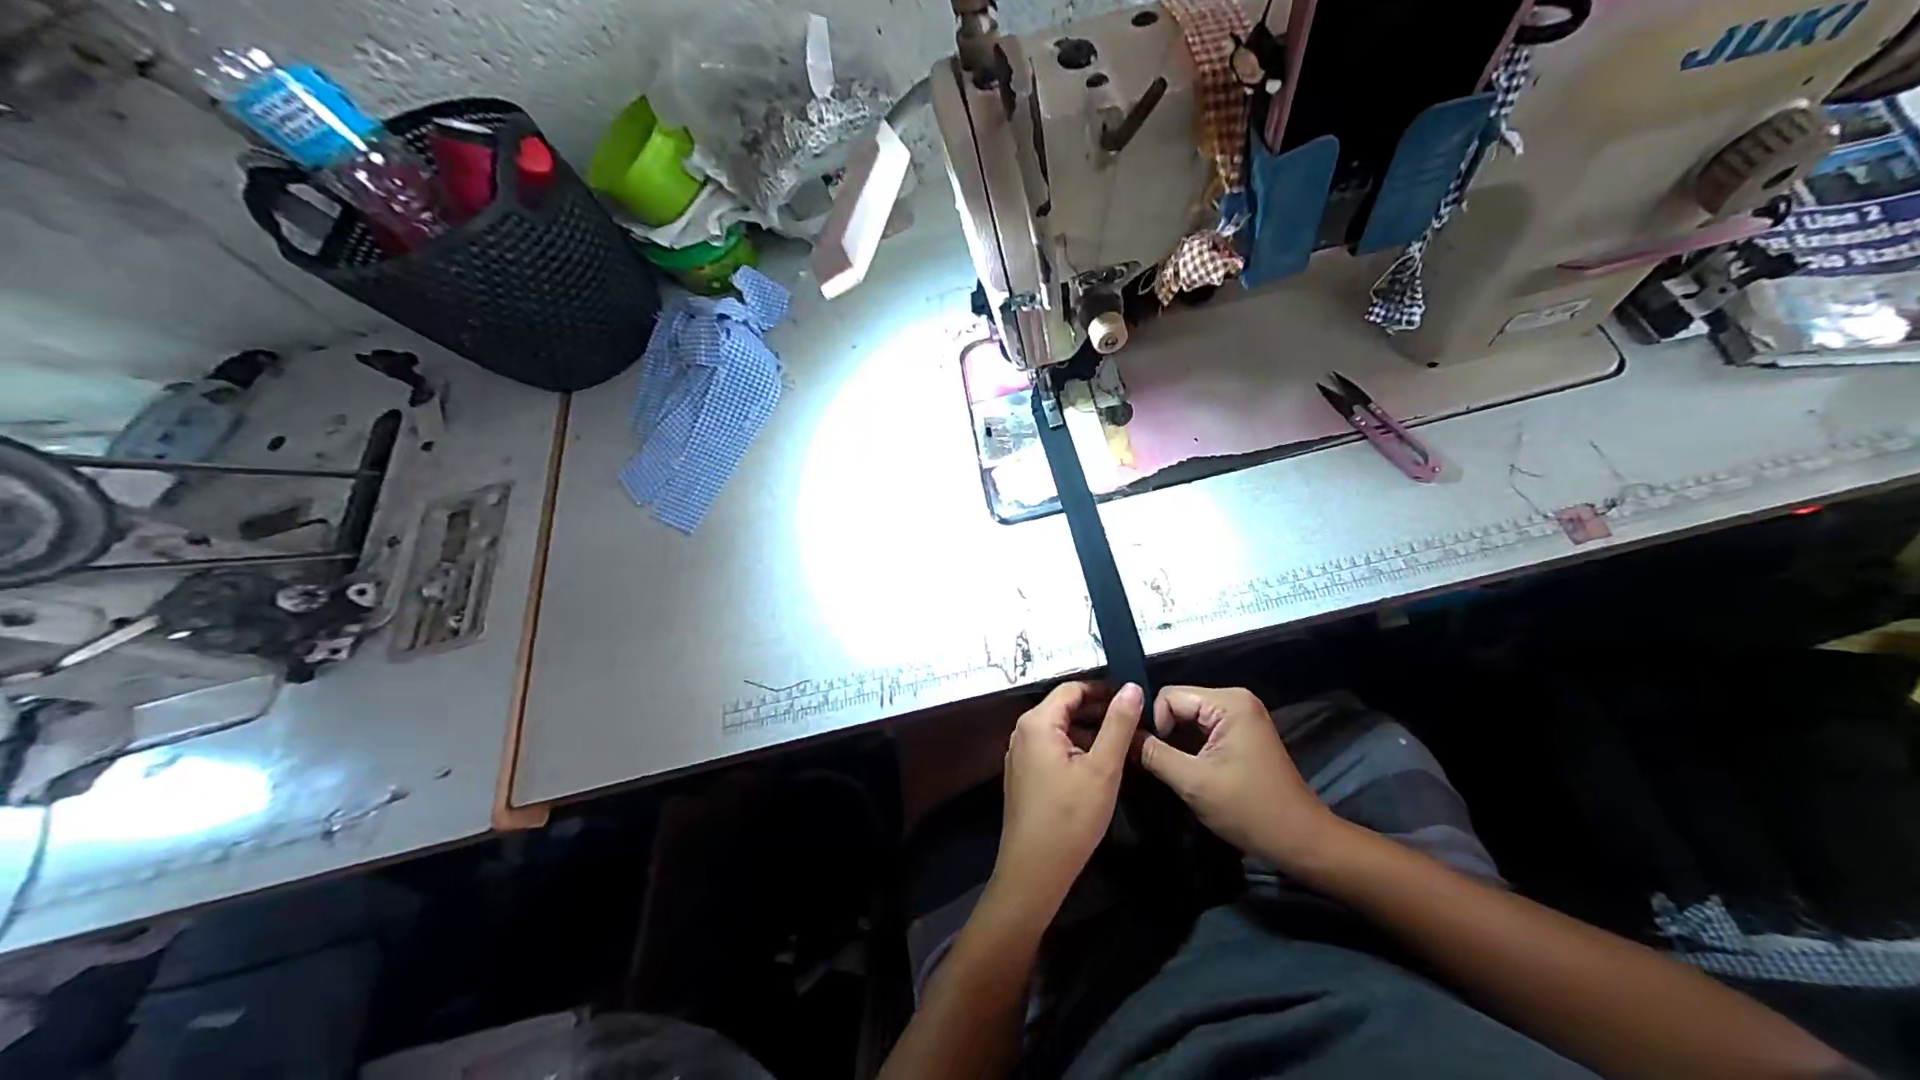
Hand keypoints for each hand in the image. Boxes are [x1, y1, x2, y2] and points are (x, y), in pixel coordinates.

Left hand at [988, 681, 1142, 919]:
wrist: (1035, 869)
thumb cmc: (1070, 817)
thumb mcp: (1103, 768)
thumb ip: (1118, 724)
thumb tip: (1132, 688)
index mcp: (1037, 723)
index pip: (1071, 688)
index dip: (1103, 689)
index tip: (1132, 699)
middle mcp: (1022, 732)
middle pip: (1064, 708)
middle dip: (1098, 710)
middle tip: (1134, 721)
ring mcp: (1020, 755)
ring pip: (1060, 730)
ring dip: (1090, 731)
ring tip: (1123, 742)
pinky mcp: (1024, 775)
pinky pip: (1052, 749)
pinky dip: (1076, 748)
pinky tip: (1099, 764)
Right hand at [1137, 686, 1338, 867]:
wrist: (1300, 840)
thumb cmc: (1249, 809)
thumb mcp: (1192, 782)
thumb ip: (1152, 754)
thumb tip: (1121, 736)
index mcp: (1228, 702)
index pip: (1168, 696)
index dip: (1155, 725)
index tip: (1157, 759)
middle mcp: (1236, 699)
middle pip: (1178, 704)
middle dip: (1165, 733)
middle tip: (1161, 767)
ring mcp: (1241, 715)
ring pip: (1188, 719)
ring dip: (1177, 743)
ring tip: (1175, 772)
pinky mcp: (1242, 732)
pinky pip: (1202, 729)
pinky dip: (1191, 748)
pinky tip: (1191, 771)